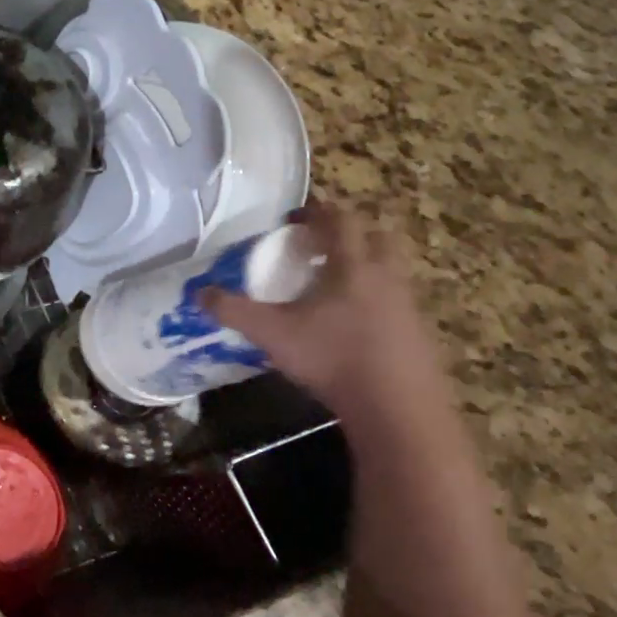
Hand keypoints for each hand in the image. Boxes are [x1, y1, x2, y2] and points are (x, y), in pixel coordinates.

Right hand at [200, 204, 452, 423]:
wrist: (396, 406)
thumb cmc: (332, 357)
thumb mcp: (270, 333)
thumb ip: (233, 310)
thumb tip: (199, 292)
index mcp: (352, 267)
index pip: (341, 221)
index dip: (318, 211)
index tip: (294, 216)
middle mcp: (386, 276)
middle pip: (377, 236)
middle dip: (349, 234)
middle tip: (318, 246)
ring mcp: (408, 304)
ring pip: (390, 268)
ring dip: (364, 264)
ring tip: (330, 283)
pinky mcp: (417, 331)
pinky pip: (395, 298)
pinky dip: (372, 296)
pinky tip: (348, 321)